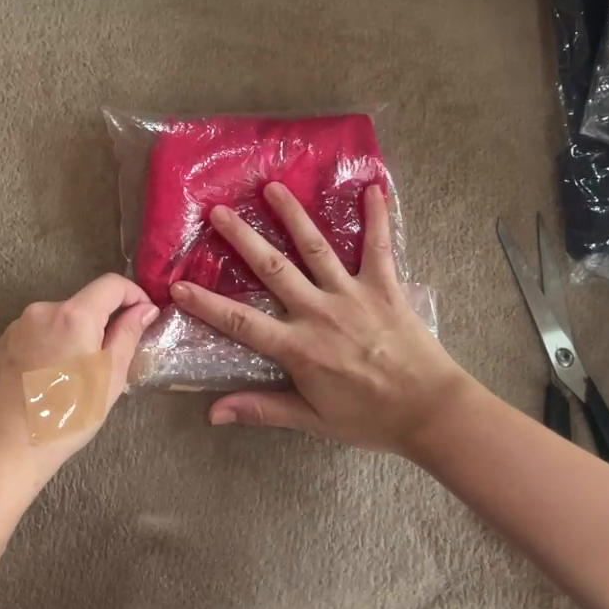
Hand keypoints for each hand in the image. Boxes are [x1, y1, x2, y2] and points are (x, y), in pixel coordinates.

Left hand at [0, 274, 158, 484]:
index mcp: (74, 315)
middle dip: (101, 323)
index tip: (144, 315)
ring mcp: (17, 326)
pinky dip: (49, 347)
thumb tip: (145, 308)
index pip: (112, 284)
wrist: (5, 449)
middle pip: (83, 304)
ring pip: (58, 321)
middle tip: (109, 361)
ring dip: (73, 337)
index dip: (134, 295)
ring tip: (74, 377)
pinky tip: (47, 380)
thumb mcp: (110, 377)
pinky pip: (35, 335)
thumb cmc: (67, 416)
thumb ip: (129, 334)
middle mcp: (42, 310)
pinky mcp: (0, 344)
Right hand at [169, 183, 479, 456]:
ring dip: (292, 215)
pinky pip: (378, 247)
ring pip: (315, 248)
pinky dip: (377, 217)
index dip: (207, 305)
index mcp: (298, 347)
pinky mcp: (384, 286)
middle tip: (218, 210)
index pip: (242, 322)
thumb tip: (213, 413)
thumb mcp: (313, 421)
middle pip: (273, 269)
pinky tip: (373, 188)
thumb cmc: (371, 418)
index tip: (178, 285)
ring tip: (273, 187)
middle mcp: (319, 312)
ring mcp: (352, 294)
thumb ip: (262, 410)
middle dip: (242, 238)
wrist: (431, 412)